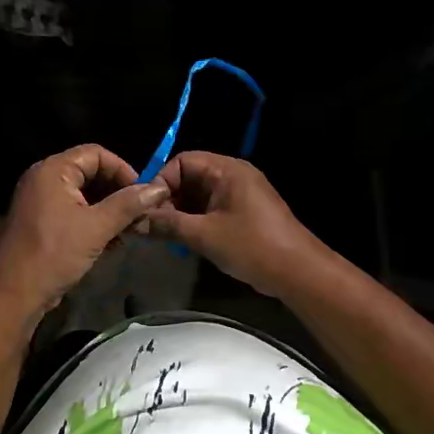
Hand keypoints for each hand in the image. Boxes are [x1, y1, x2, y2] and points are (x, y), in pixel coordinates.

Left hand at [0, 145, 171, 313]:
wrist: (14, 293)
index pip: (96, 154)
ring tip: (130, 231)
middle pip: (91, 173)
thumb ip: (128, 204)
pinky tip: (113, 242)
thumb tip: (159, 189)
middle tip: (140, 214)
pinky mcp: (43, 223)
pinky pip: (74, 212)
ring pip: (85, 196)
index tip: (143, 194)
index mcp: (53, 170)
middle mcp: (44, 179)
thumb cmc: (55, 253)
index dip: (123, 170)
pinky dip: (95, 222)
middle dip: (118, 193)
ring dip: (109, 210)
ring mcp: (41, 202)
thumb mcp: (97, 227)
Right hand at [145, 152, 327, 297]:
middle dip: (169, 200)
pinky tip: (184, 241)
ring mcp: (240, 194)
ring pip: (198, 195)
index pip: (182, 161)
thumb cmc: (252, 246)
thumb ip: (167, 225)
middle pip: (189, 177)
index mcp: (227, 170)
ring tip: (165, 235)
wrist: (298, 272)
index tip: (147, 208)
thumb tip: (135, 222)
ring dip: (180, 213)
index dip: (161, 182)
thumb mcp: (204, 235)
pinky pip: (211, 208)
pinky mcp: (243, 213)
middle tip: (153, 225)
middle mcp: (233, 175)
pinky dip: (195, 220)